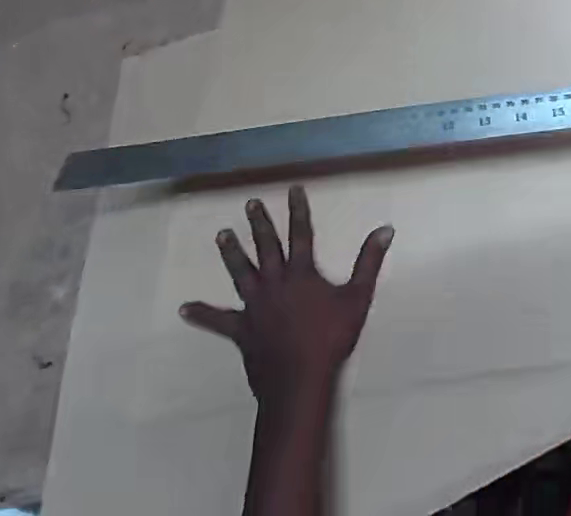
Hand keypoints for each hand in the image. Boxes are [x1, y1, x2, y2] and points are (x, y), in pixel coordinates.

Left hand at [179, 185, 393, 404]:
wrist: (299, 380)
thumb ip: (370, 261)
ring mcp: (255, 305)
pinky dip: (202, 313)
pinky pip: (218, 320)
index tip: (292, 189)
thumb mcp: (358, 296)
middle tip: (249, 204)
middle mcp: (275, 282)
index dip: (298, 210)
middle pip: (266, 246)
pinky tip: (184, 307)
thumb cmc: (332, 337)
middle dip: (259, 224)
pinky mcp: (242, 329)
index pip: (301, 233)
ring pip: (241, 272)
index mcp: (302, 273)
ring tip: (221, 234)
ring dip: (232, 253)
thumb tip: (386, 228)